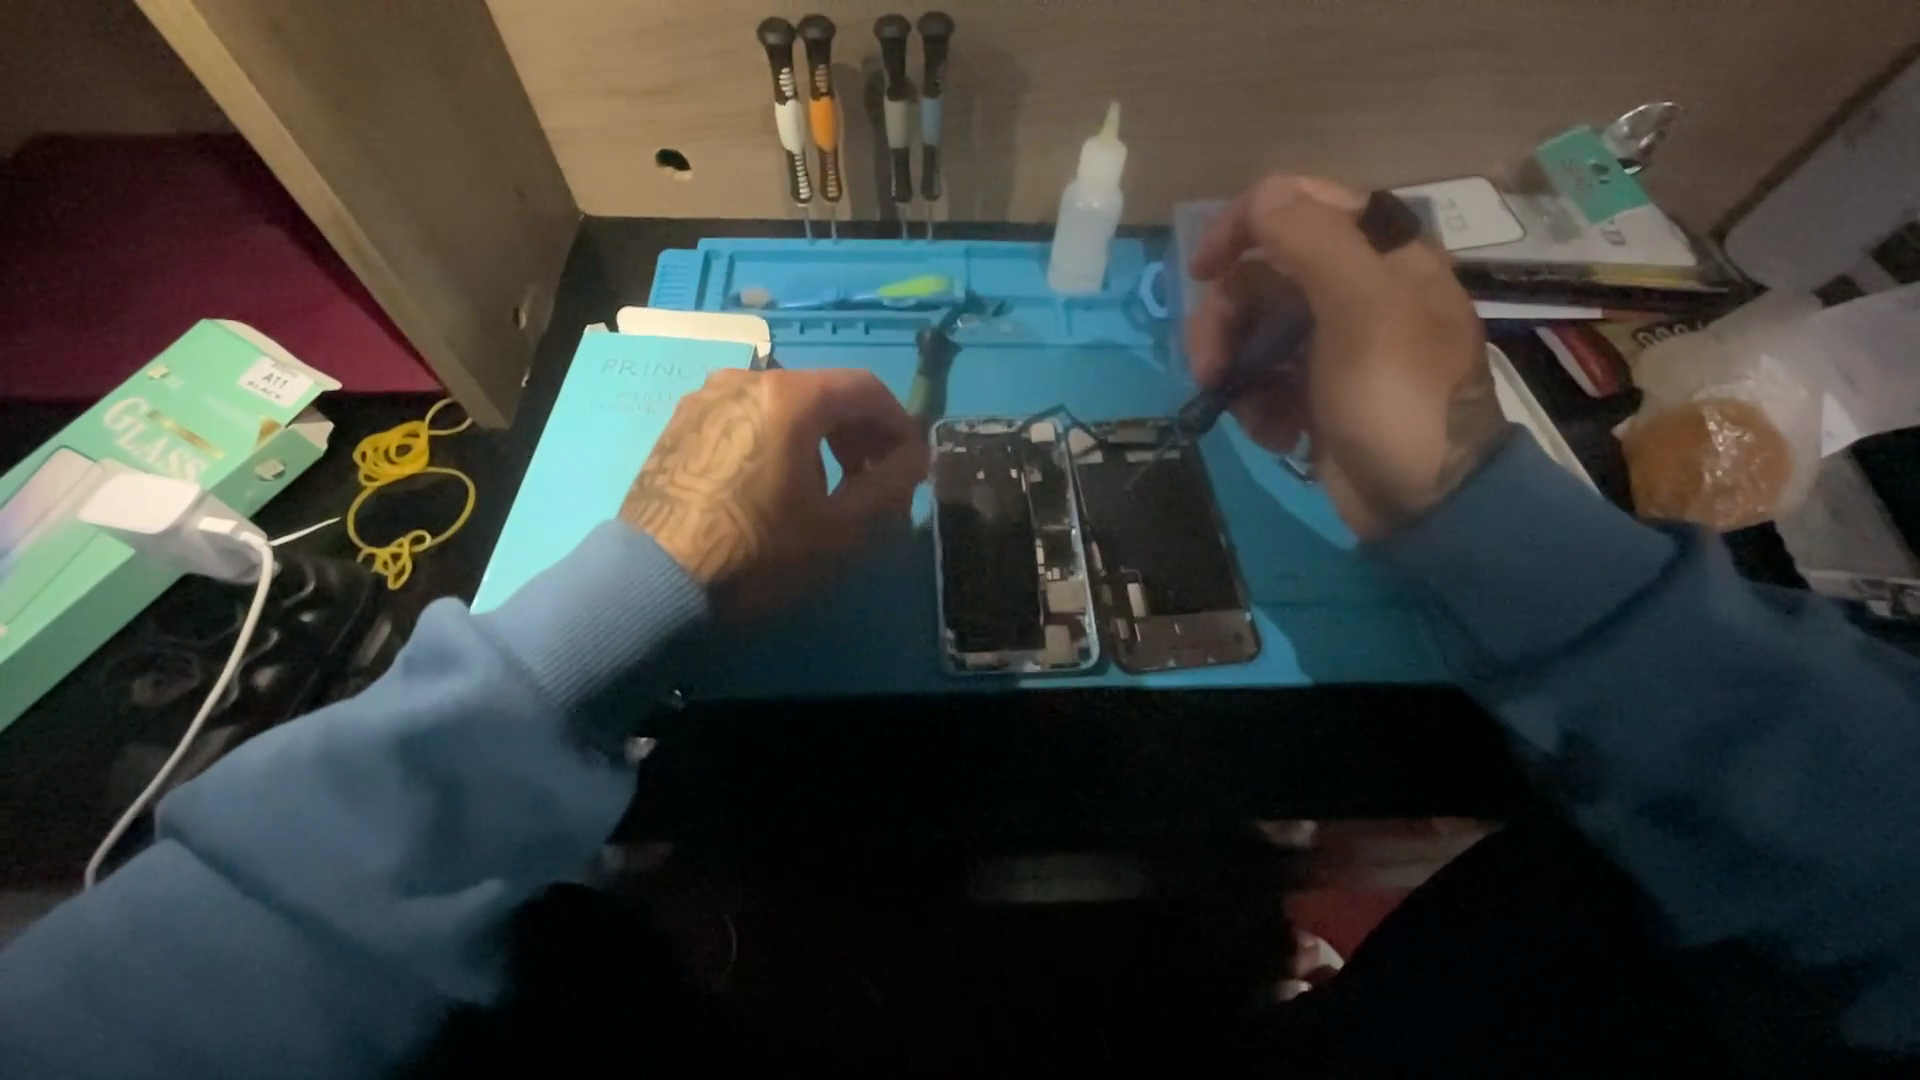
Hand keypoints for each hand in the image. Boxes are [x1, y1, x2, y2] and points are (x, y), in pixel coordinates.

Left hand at [618, 368, 927, 616]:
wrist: (653, 586)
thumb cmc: (758, 556)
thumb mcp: (841, 528)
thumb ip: (892, 485)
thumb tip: (916, 457)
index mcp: (790, 396)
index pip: (866, 389)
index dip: (899, 425)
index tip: (911, 464)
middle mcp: (745, 379)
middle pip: (823, 392)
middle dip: (860, 433)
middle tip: (874, 480)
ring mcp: (705, 398)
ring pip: (783, 405)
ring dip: (820, 438)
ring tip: (827, 487)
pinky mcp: (679, 424)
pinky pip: (746, 418)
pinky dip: (778, 440)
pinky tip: (777, 485)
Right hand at [1186, 176, 1502, 540]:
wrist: (1425, 501)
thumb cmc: (1398, 400)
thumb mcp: (1362, 312)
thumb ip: (1313, 242)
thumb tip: (1261, 197)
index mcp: (1376, 253)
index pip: (1295, 205)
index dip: (1240, 227)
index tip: (1201, 272)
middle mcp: (1352, 288)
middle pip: (1259, 277)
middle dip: (1226, 323)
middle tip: (1209, 368)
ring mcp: (1330, 342)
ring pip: (1252, 333)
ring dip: (1237, 373)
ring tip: (1247, 415)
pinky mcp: (1313, 390)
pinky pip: (1263, 380)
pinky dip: (1257, 406)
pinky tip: (1276, 435)